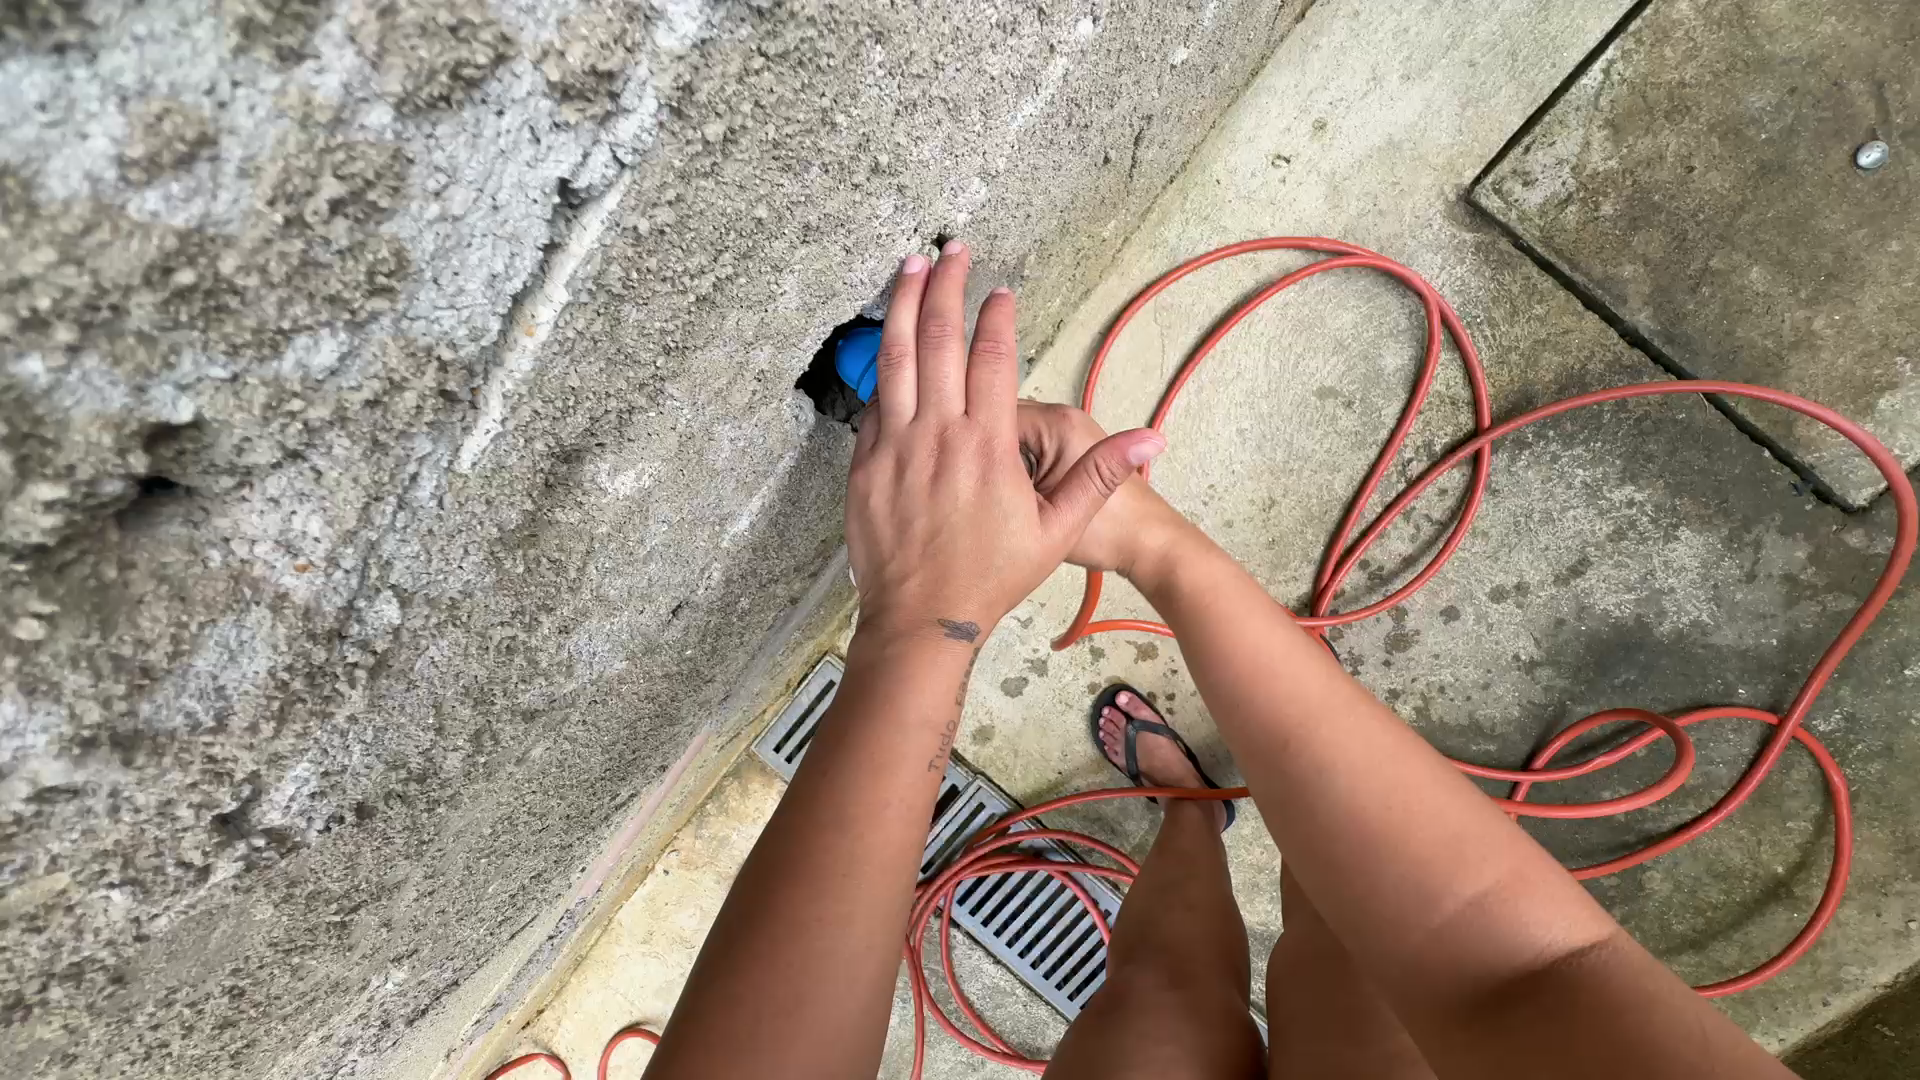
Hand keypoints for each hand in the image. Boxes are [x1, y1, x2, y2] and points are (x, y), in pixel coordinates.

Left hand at [844, 242, 1166, 642]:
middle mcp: (938, 435)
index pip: (993, 357)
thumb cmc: (991, 577)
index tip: (1000, 291)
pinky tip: (888, 343)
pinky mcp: (865, 464)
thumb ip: (1098, 477)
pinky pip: (873, 403)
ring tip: (911, 268)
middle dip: (947, 286)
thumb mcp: (1056, 531)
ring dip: (905, 307)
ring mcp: (895, 446)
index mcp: (987, 446)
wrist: (923, 617)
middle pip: (941, 340)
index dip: (997, 316)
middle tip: (951, 249)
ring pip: (897, 359)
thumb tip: (1151, 440)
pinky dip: (882, 367)